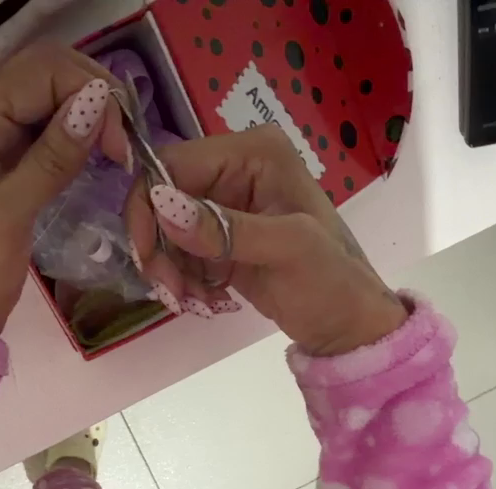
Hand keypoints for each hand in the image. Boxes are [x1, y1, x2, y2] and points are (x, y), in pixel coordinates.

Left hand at [0, 42, 130, 335]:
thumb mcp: (9, 216)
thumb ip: (50, 160)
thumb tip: (96, 104)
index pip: (39, 72)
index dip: (88, 94)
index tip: (121, 145)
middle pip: (46, 74)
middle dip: (93, 97)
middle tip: (126, 145)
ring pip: (52, 97)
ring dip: (91, 114)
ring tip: (119, 151)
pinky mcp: (9, 157)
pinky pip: (49, 126)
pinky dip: (79, 132)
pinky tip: (101, 154)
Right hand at [124, 125, 406, 355]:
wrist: (346, 326)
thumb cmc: (330, 283)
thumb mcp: (286, 251)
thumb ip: (226, 229)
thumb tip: (164, 207)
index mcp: (254, 153)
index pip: (174, 163)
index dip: (150, 208)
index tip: (149, 258)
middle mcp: (236, 170)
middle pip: (162, 199)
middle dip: (159, 249)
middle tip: (172, 292)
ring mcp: (226, 206)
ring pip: (166, 232)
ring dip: (170, 272)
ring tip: (195, 302)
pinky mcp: (221, 240)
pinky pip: (180, 254)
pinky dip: (182, 281)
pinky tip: (205, 301)